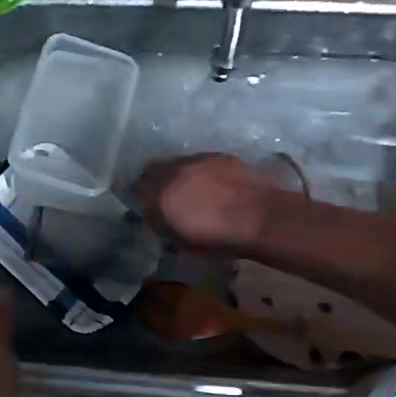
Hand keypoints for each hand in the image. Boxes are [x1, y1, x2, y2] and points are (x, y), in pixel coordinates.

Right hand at [133, 154, 281, 252]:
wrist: (261, 218)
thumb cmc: (219, 239)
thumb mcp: (181, 240)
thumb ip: (160, 223)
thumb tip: (150, 214)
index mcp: (160, 194)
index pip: (134, 187)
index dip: (137, 196)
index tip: (142, 204)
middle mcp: (174, 171)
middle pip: (151, 168)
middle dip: (152, 180)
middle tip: (160, 194)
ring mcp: (197, 160)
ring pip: (175, 162)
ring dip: (174, 173)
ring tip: (186, 188)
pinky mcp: (218, 156)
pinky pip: (198, 160)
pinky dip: (197, 170)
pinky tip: (209, 183)